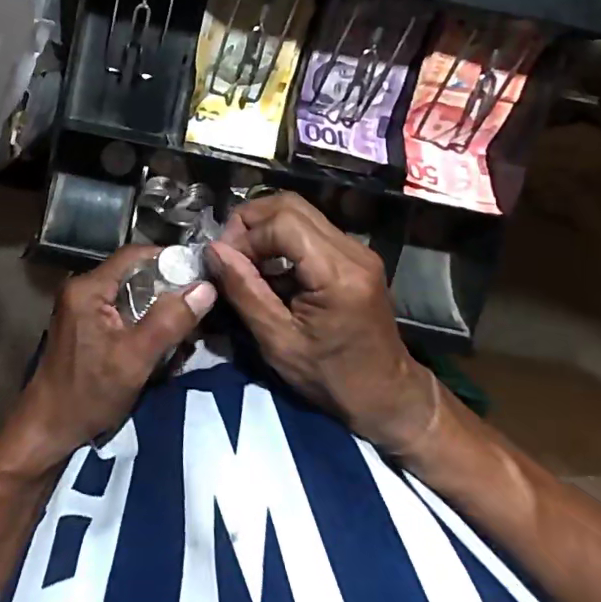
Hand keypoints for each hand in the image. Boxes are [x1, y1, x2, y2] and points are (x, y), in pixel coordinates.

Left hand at [0, 245, 216, 472]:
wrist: (48, 428)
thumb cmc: (88, 394)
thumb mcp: (134, 359)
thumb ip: (169, 322)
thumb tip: (205, 288)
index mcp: (88, 288)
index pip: (133, 255)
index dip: (168, 258)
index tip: (199, 272)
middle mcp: (81, 288)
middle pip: (132, 273)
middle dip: (165, 287)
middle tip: (197, 302)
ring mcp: (80, 306)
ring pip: (129, 293)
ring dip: (156, 306)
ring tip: (185, 322)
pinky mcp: (84, 324)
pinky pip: (120, 310)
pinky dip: (142, 320)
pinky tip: (161, 339)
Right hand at [209, 193, 439, 453]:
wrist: (388, 396)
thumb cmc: (332, 379)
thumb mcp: (278, 342)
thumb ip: (244, 291)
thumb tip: (213, 250)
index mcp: (338, 274)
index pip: (282, 223)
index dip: (245, 235)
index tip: (225, 263)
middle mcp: (352, 251)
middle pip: (290, 205)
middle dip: (251, 221)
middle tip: (229, 252)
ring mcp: (356, 249)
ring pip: (299, 211)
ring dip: (264, 227)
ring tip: (244, 258)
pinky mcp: (354, 255)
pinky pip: (309, 228)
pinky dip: (280, 237)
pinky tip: (267, 265)